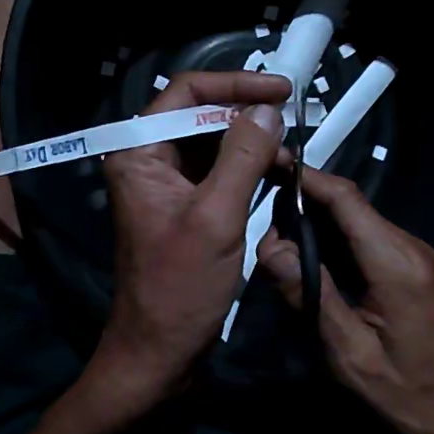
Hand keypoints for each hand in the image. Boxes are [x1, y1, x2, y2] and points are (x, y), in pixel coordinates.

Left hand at [84, 70, 290, 419]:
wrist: (158, 350)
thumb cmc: (180, 286)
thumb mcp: (217, 217)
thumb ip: (242, 156)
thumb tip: (267, 109)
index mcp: (139, 152)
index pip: (185, 92)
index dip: (234, 83)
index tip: (282, 89)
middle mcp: (147, 159)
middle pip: (199, 114)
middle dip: (246, 114)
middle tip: (293, 122)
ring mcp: (165, 183)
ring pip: (211, 143)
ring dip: (251, 142)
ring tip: (290, 154)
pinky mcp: (183, 205)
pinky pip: (216, 172)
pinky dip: (246, 168)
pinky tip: (276, 173)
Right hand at [258, 167, 433, 433]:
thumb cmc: (403, 392)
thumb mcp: (346, 350)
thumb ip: (308, 292)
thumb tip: (269, 245)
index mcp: (396, 263)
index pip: (347, 200)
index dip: (308, 178)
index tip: (269, 164)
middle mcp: (410, 248)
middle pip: (351, 205)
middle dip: (305, 201)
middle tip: (261, 210)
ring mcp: (416, 256)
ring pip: (357, 220)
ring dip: (318, 220)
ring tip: (276, 232)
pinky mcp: (413, 267)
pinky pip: (367, 237)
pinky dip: (334, 237)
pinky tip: (308, 253)